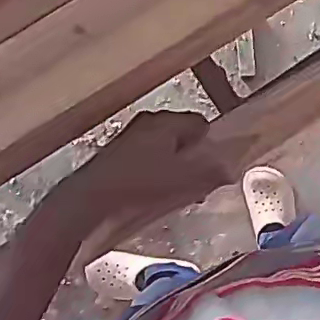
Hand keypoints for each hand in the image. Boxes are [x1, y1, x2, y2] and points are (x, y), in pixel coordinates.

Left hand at [58, 110, 232, 220]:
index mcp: (165, 122)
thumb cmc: (139, 184)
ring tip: (175, 192)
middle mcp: (146, 123)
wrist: (90, 198)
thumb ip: (211, 173)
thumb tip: (229, 171)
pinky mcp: (115, 156)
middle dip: (191, 157)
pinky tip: (151, 194)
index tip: (212, 165)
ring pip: (162, 148)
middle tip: (196, 182)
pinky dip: (153, 174)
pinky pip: (144, 160)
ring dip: (172, 168)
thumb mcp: (184, 181)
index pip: (200, 122)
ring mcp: (128, 138)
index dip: (210, 144)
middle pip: (181, 135)